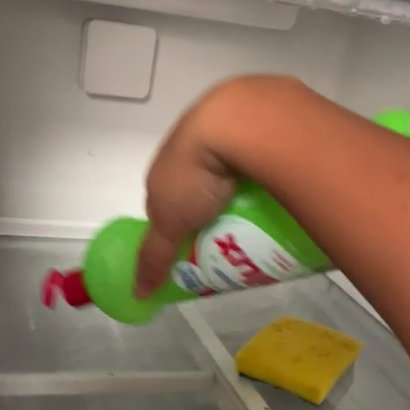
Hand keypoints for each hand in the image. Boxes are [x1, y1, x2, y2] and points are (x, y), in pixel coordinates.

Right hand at [133, 80, 252, 296]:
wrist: (239, 122)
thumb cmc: (194, 175)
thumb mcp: (168, 222)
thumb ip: (154, 256)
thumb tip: (137, 293)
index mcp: (164, 163)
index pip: (165, 196)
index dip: (177, 221)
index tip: (194, 243)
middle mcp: (190, 140)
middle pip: (197, 180)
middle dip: (210, 203)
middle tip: (230, 230)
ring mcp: (224, 125)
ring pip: (228, 163)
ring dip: (236, 183)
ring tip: (256, 209)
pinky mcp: (255, 117)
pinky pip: (255, 149)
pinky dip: (260, 166)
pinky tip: (273, 182)